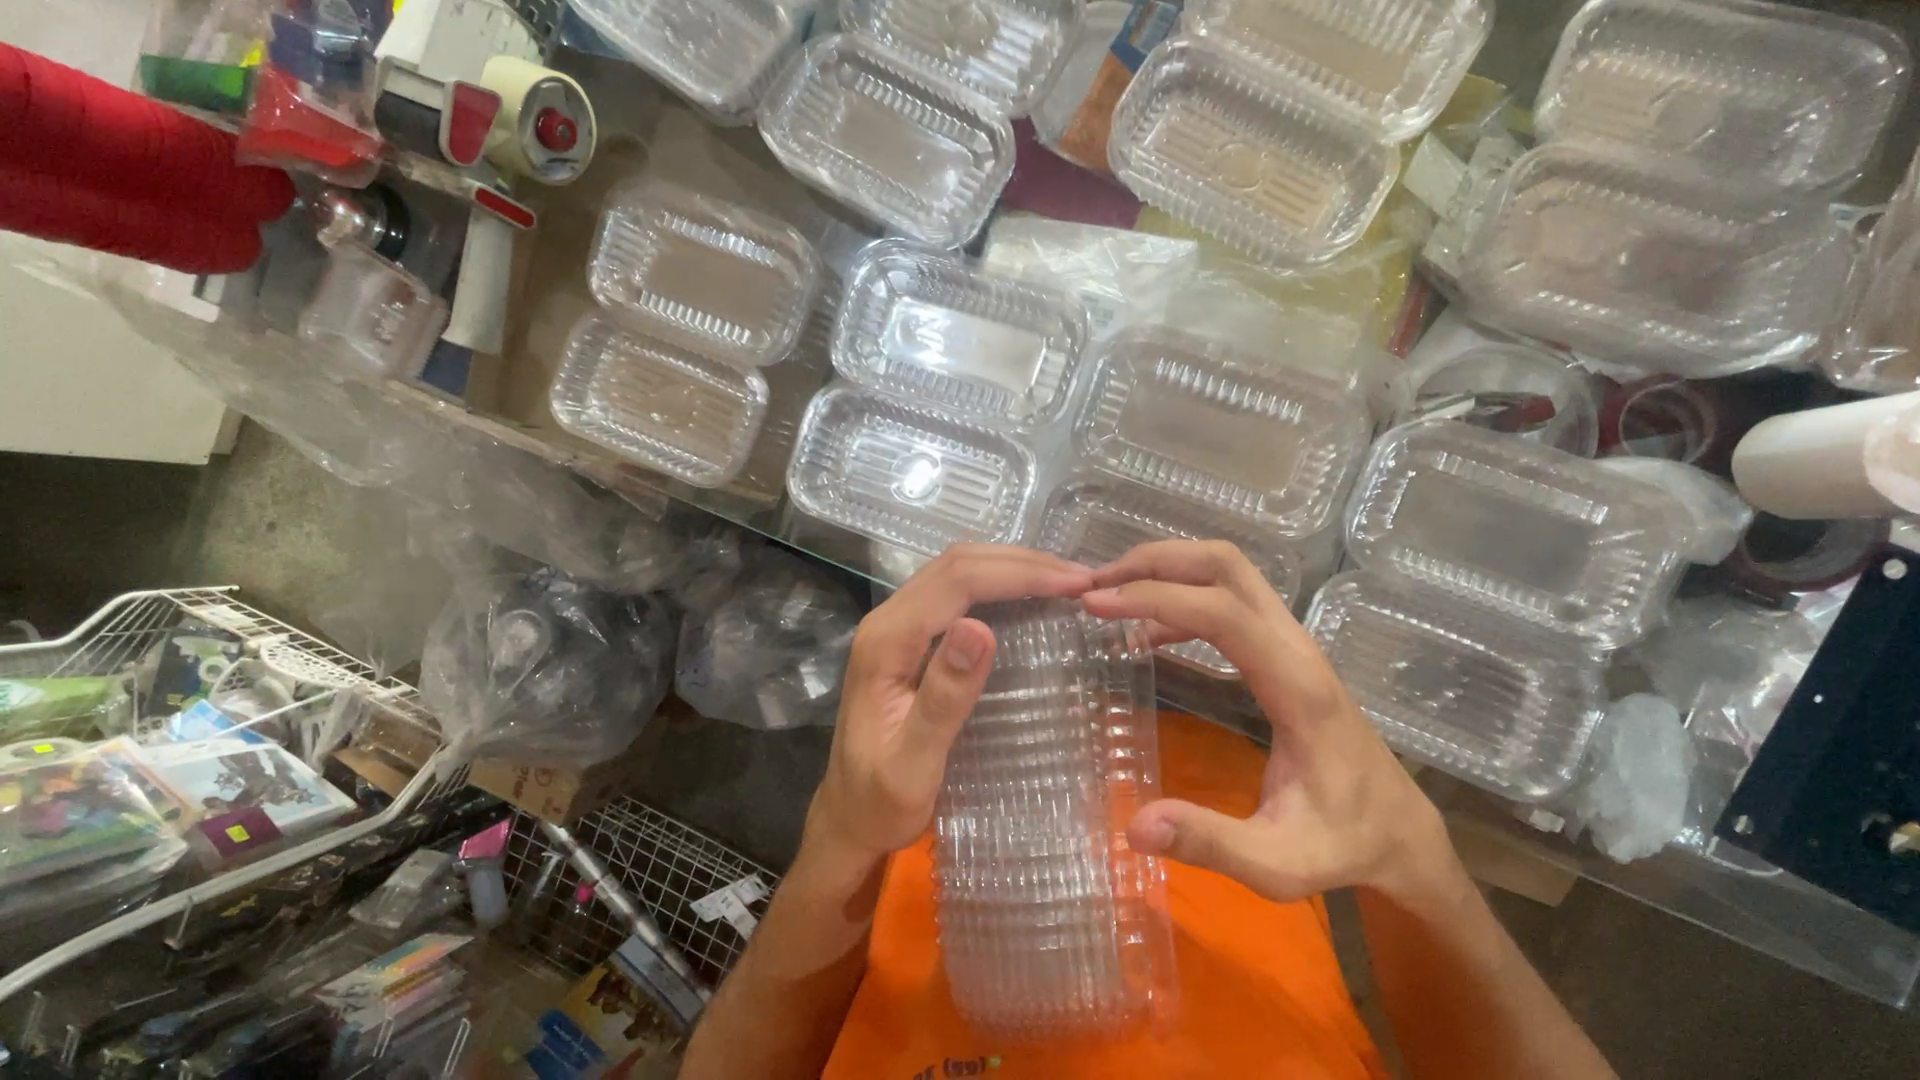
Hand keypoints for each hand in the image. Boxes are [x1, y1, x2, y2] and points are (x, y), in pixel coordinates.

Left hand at [806, 545, 1094, 863]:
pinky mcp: (909, 641)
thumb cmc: (880, 802)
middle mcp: (887, 621)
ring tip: (1066, 582)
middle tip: (1082, 578)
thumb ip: (943, 698)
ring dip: (1011, 568)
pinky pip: (956, 593)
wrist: (847, 819)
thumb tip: (980, 628)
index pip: (956, 582)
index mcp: (886, 642)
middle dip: (1022, 562)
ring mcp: (896, 627)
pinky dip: (998, 586)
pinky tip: (1029, 599)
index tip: (1075, 584)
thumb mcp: (914, 764)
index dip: (1018, 574)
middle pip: (956, 564)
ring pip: (955, 572)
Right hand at [1082, 541, 1454, 903]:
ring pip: (1229, 575)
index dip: (1157, 598)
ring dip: (1167, 572)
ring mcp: (1292, 646)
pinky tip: (1143, 636)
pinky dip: (1180, 600)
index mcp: (1297, 688)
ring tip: (1108, 599)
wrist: (1402, 836)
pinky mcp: (1283, 654)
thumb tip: (1134, 827)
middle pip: (1228, 567)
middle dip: (1157, 562)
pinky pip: (1228, 603)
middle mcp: (1297, 649)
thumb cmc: (1343, 847)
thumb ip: (1209, 843)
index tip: (1097, 605)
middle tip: (1097, 585)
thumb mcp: (1278, 864)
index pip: (1224, 613)